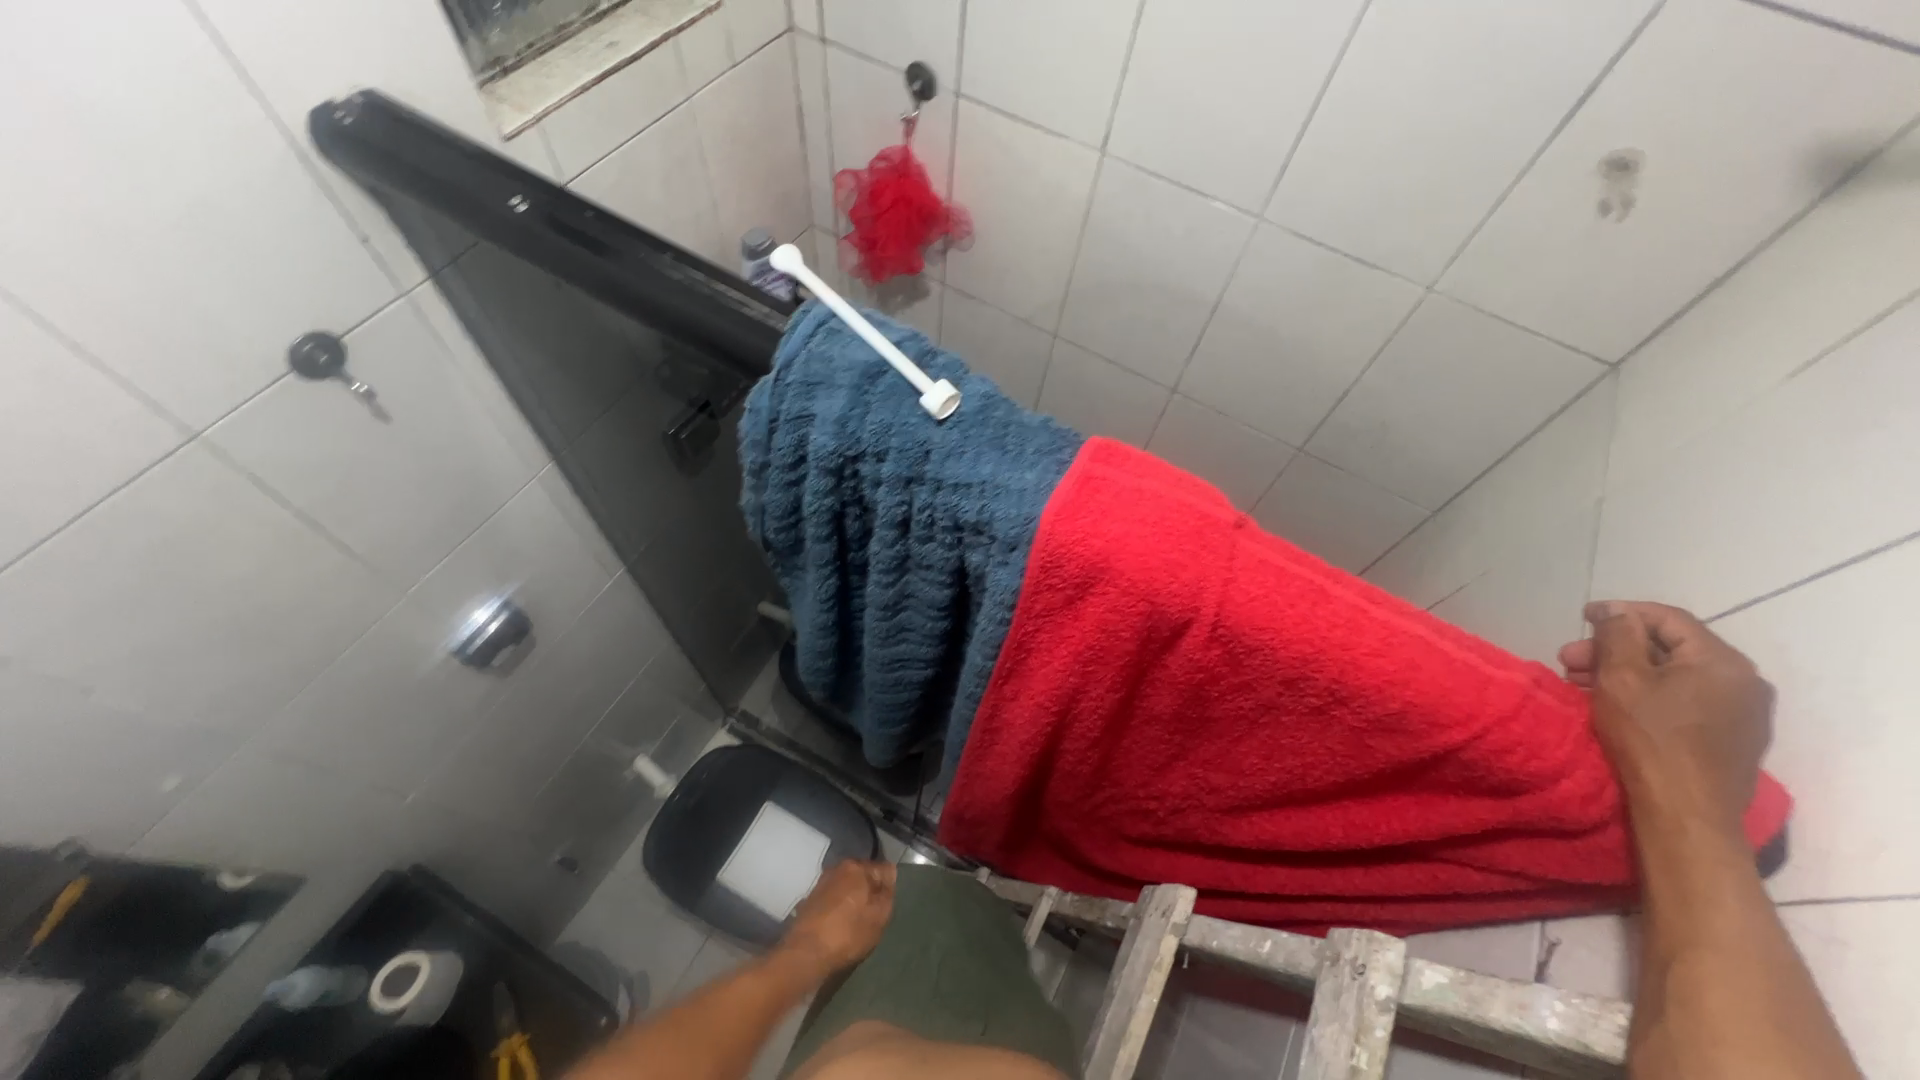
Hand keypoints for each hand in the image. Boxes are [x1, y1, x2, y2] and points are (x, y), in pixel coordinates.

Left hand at [780, 859, 895, 978]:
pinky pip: (833, 897)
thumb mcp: (879, 917)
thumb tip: (890, 874)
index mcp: (856, 867)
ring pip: (847, 886)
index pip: (884, 869)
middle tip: (875, 914)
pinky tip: (840, 924)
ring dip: (853, 899)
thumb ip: (887, 893)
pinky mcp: (810, 899)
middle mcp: (837, 868)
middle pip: (863, 876)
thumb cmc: (848, 933)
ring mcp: (821, 883)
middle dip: (870, 891)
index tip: (888, 906)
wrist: (806, 953)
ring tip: (857, 921)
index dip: (890, 887)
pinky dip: (839, 906)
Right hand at [1560, 601, 1773, 833]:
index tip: (1583, 617)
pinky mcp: (1734, 740)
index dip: (1622, 613)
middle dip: (1616, 649)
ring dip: (1628, 674)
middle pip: (1671, 650)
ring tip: (1583, 684)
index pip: (1668, 619)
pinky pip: (1687, 701)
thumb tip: (1618, 613)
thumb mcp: (1621, 678)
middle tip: (1569, 659)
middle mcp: (1744, 682)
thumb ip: (1619, 635)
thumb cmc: (1649, 738)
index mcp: (1722, 661)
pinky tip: (1618, 706)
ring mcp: (1744, 714)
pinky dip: (1650, 695)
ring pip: (1676, 677)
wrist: (1686, 812)